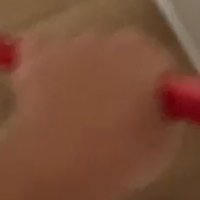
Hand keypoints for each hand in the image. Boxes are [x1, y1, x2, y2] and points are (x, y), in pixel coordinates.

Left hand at [0, 31, 179, 199]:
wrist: (60, 161)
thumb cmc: (120, 157)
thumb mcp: (164, 145)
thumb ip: (164, 114)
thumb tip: (156, 107)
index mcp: (145, 56)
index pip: (159, 63)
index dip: (156, 87)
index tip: (151, 112)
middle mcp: (106, 39)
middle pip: (118, 52)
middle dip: (118, 75)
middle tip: (115, 114)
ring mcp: (67, 43)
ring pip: (80, 52)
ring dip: (82, 71)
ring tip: (75, 112)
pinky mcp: (34, 53)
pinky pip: (41, 51)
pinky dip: (43, 66)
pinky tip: (44, 92)